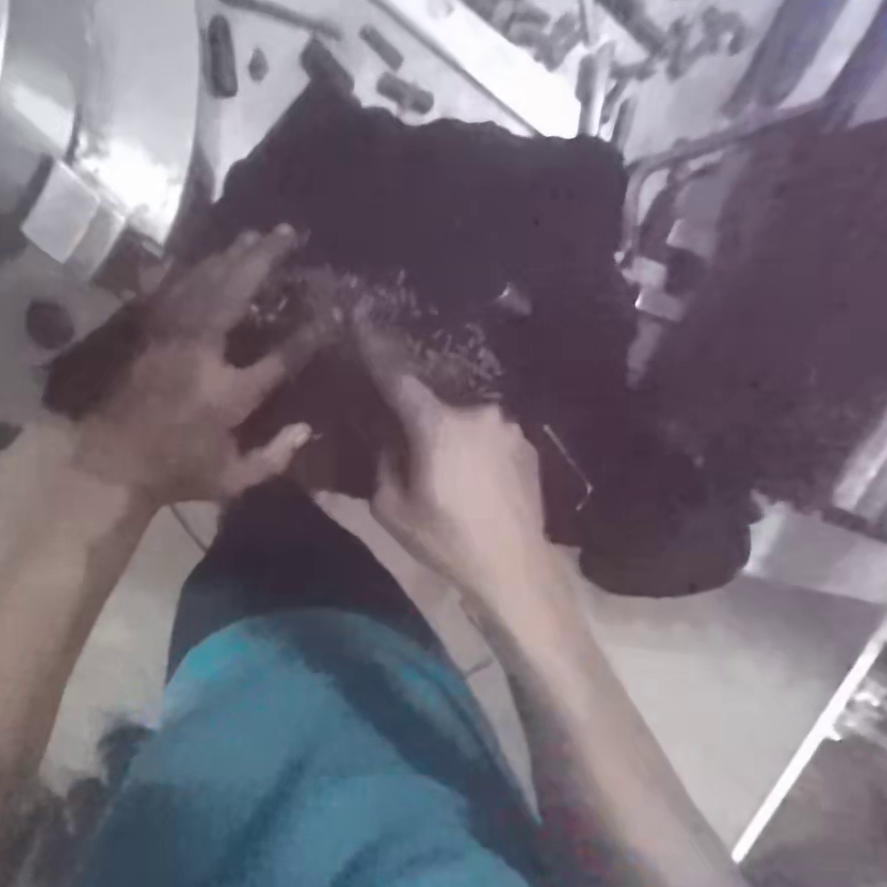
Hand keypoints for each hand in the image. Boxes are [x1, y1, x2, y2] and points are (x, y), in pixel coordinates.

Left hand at [71, 227, 323, 505]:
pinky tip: (196, 256)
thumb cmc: (173, 473)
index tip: (333, 313)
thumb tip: (305, 429)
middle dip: (262, 259)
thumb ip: (272, 458)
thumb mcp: (229, 481)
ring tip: (253, 234)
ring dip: (228, 254)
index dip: (309, 335)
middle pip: (234, 293)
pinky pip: (165, 288)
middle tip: (286, 232)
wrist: (107, 462)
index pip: (278, 358)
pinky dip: (182, 269)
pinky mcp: (145, 333)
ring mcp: (167, 337)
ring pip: (200, 281)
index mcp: (226, 395)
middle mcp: (198, 354)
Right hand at [354, 313, 548, 603]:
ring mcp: (507, 427)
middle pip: (433, 403)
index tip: (359, 318)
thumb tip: (386, 434)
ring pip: (461, 420)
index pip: (398, 378)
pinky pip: (486, 435)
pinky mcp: (526, 444)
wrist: (516, 569)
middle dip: (415, 419)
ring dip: (447, 436)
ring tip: (446, 473)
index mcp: (438, 426)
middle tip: (406, 448)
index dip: (375, 349)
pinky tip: (473, 480)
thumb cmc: (446, 541)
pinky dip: (473, 447)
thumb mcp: (391, 507)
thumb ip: (382, 460)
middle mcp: (477, 413)